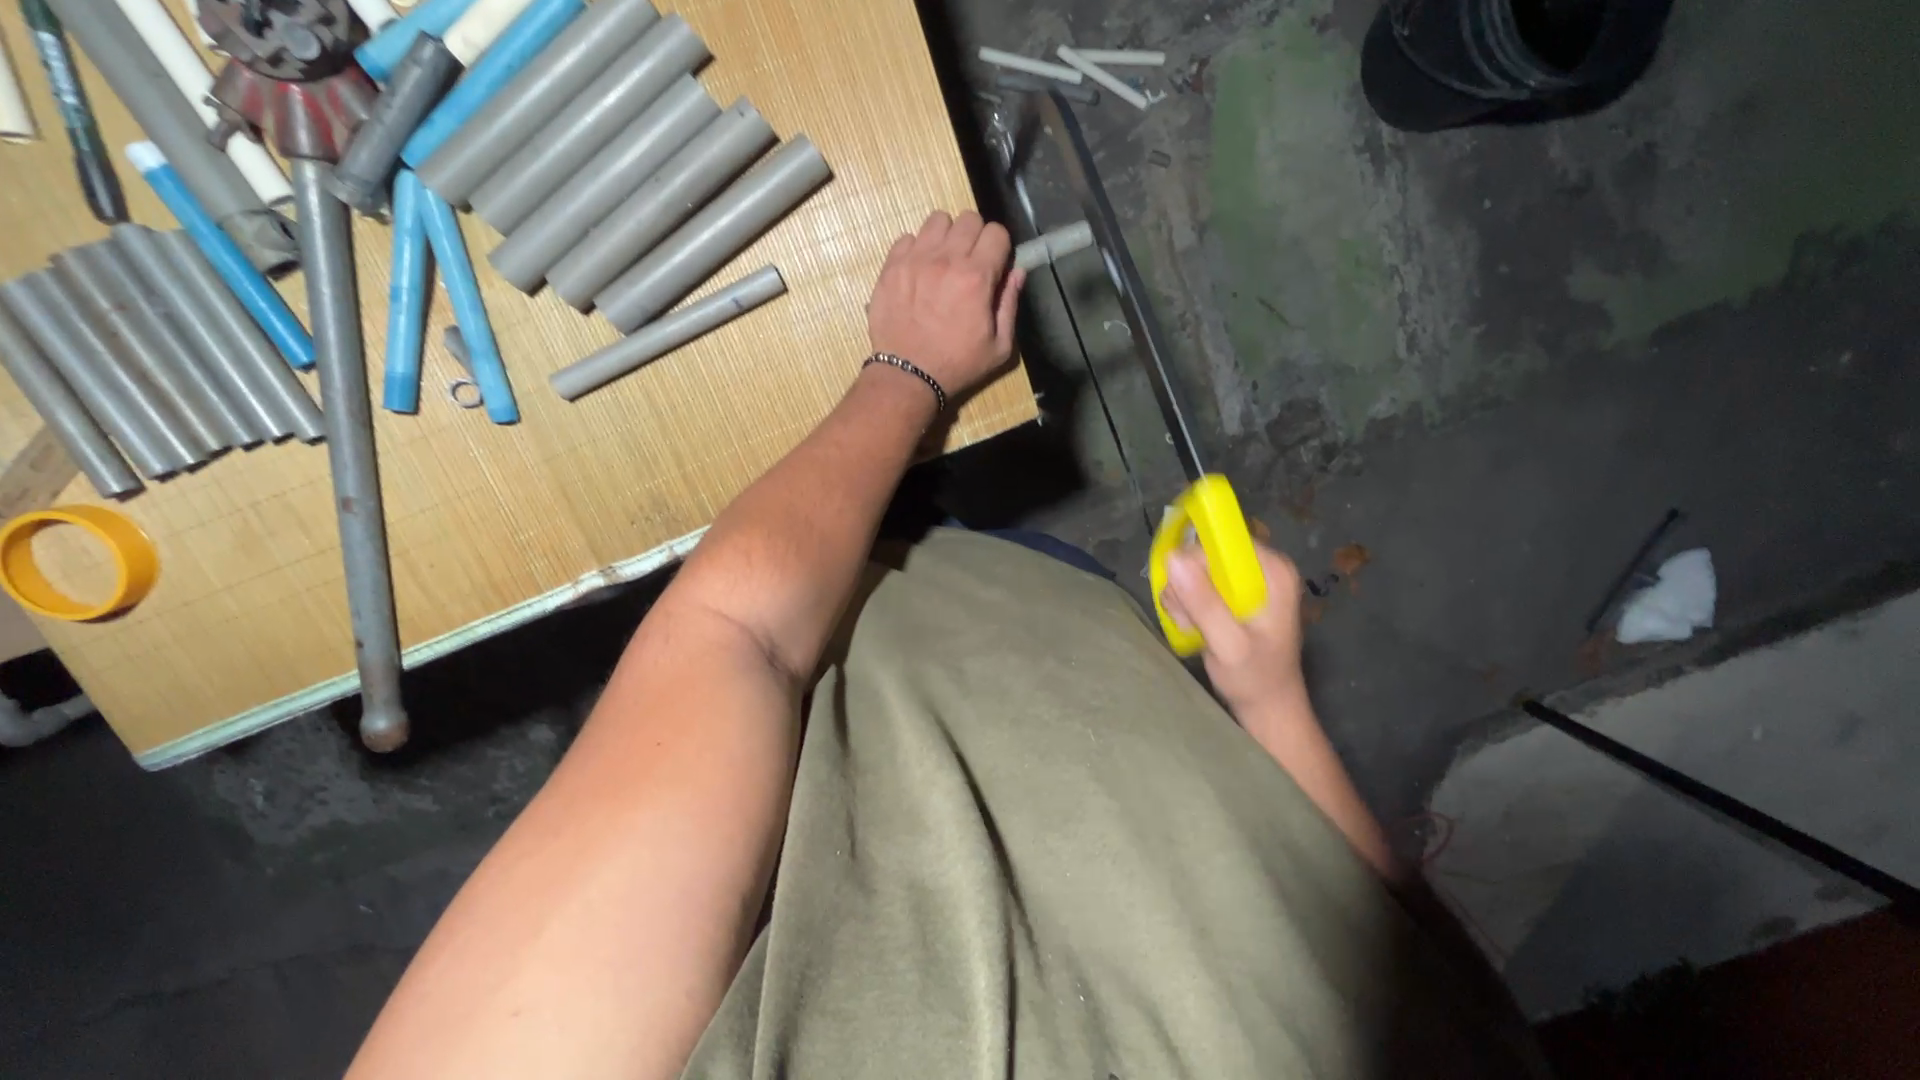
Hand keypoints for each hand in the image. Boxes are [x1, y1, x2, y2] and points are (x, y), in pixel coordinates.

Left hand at [868, 211, 1025, 398]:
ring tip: (943, 260)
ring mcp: (915, 259)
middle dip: (975, 237)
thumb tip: (1017, 272)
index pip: (997, 232)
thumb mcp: (999, 346)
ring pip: (937, 220)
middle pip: (969, 219)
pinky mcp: (892, 266)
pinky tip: (919, 270)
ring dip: (946, 235)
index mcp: (977, 277)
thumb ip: (1010, 304)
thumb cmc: (957, 365)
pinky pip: (907, 237)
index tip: (994, 265)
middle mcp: (946, 259)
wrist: (907, 375)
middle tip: (970, 262)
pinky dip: (917, 248)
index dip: (1000, 248)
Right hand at [1161, 542, 1307, 720]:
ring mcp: (1245, 579)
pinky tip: (1196, 629)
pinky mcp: (1232, 591)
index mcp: (1272, 570)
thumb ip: (1204, 603)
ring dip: (1184, 600)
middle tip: (1192, 621)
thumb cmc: (1255, 678)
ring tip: (1196, 629)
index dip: (1195, 564)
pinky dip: (1187, 605)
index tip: (1188, 599)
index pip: (1221, 541)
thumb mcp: (1229, 644)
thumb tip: (1173, 557)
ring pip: (1193, 569)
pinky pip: (1194, 582)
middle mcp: (1260, 566)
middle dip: (1187, 586)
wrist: (1267, 706)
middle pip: (1203, 553)